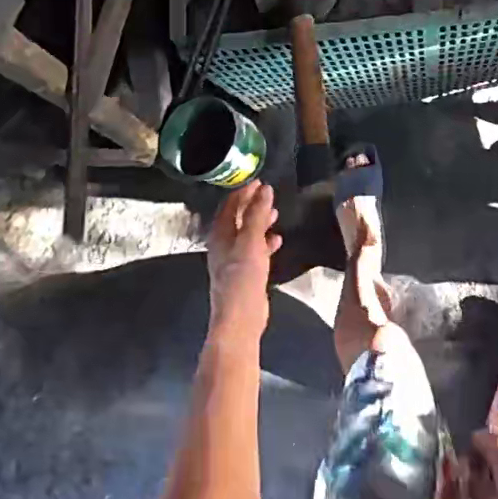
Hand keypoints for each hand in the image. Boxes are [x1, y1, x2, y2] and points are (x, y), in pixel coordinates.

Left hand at [207, 180, 281, 346]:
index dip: (243, 191)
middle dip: (252, 205)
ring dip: (259, 221)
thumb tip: (265, 188)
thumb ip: (258, 214)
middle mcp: (223, 245)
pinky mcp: (245, 273)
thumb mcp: (251, 242)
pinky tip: (277, 239)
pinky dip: (265, 241)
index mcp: (220, 236)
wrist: (240, 319)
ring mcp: (233, 260)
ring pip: (247, 233)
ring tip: (276, 213)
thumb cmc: (242, 277)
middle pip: (237, 218)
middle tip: (268, 192)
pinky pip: (255, 249)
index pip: (229, 206)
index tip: (259, 180)